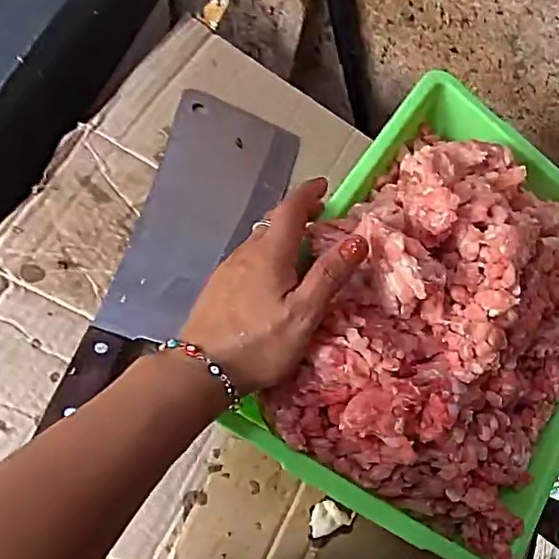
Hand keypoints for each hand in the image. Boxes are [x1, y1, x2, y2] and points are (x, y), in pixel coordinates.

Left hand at [178, 177, 367, 393]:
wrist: (201, 371)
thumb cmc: (259, 345)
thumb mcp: (304, 314)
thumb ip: (329, 276)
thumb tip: (357, 239)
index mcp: (270, 254)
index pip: (290, 209)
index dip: (308, 194)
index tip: (325, 187)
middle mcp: (245, 254)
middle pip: (273, 223)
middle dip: (298, 216)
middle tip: (320, 222)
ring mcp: (227, 271)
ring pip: (258, 242)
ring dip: (281, 238)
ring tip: (300, 253)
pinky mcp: (217, 289)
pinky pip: (247, 261)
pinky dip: (266, 258)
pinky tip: (271, 281)